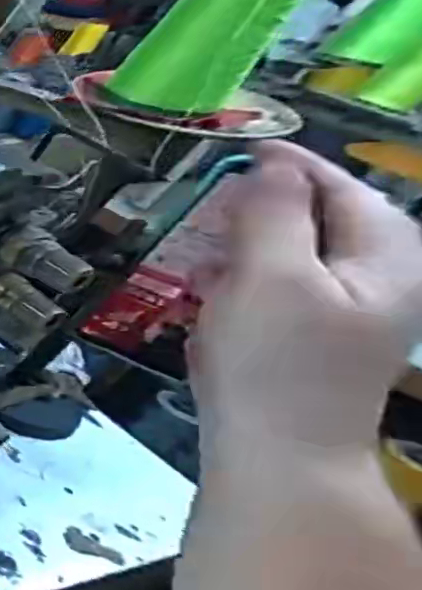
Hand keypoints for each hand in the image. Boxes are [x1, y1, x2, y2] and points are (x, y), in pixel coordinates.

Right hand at [193, 142, 421, 452]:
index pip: (347, 193)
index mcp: (385, 262)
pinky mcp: (309, 334)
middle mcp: (377, 282)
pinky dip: (243, 271)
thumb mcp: (268, 277)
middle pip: (328, 221)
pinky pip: (279, 283)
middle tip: (214, 192)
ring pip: (299, 252)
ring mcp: (345, 312)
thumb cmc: (275, 356)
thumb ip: (271, 216)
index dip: (297, 165)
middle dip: (271, 201)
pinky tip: (209, 284)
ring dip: (250, 237)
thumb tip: (270, 164)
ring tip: (203, 236)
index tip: (244, 146)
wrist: (278, 442)